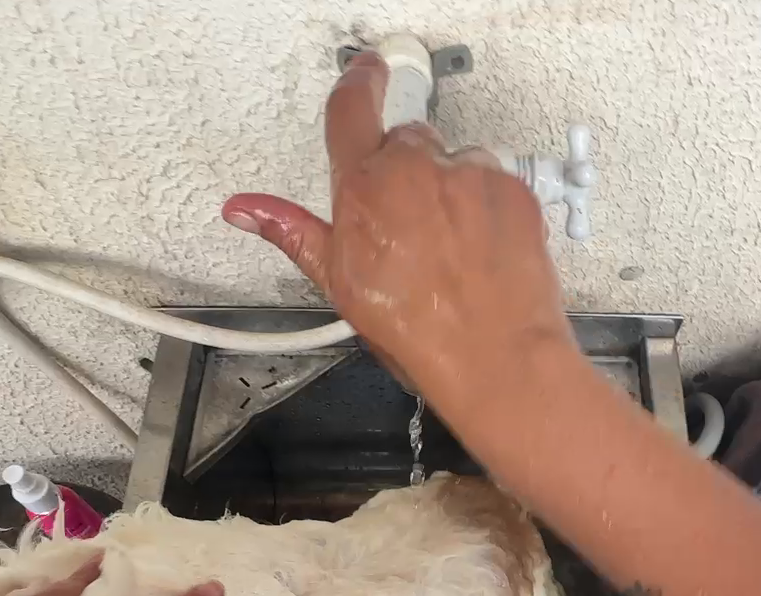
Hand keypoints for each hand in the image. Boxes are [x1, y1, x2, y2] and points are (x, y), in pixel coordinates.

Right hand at [221, 52, 579, 397]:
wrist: (495, 356)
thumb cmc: (421, 333)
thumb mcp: (343, 287)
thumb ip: (297, 235)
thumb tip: (247, 210)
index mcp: (364, 188)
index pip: (351, 110)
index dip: (359, 85)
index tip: (366, 75)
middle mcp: (416, 168)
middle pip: (408, 144)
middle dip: (409, 176)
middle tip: (416, 232)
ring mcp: (469, 176)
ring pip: (457, 163)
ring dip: (453, 192)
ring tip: (455, 250)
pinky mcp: (512, 189)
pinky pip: (496, 183)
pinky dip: (490, 208)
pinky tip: (484, 250)